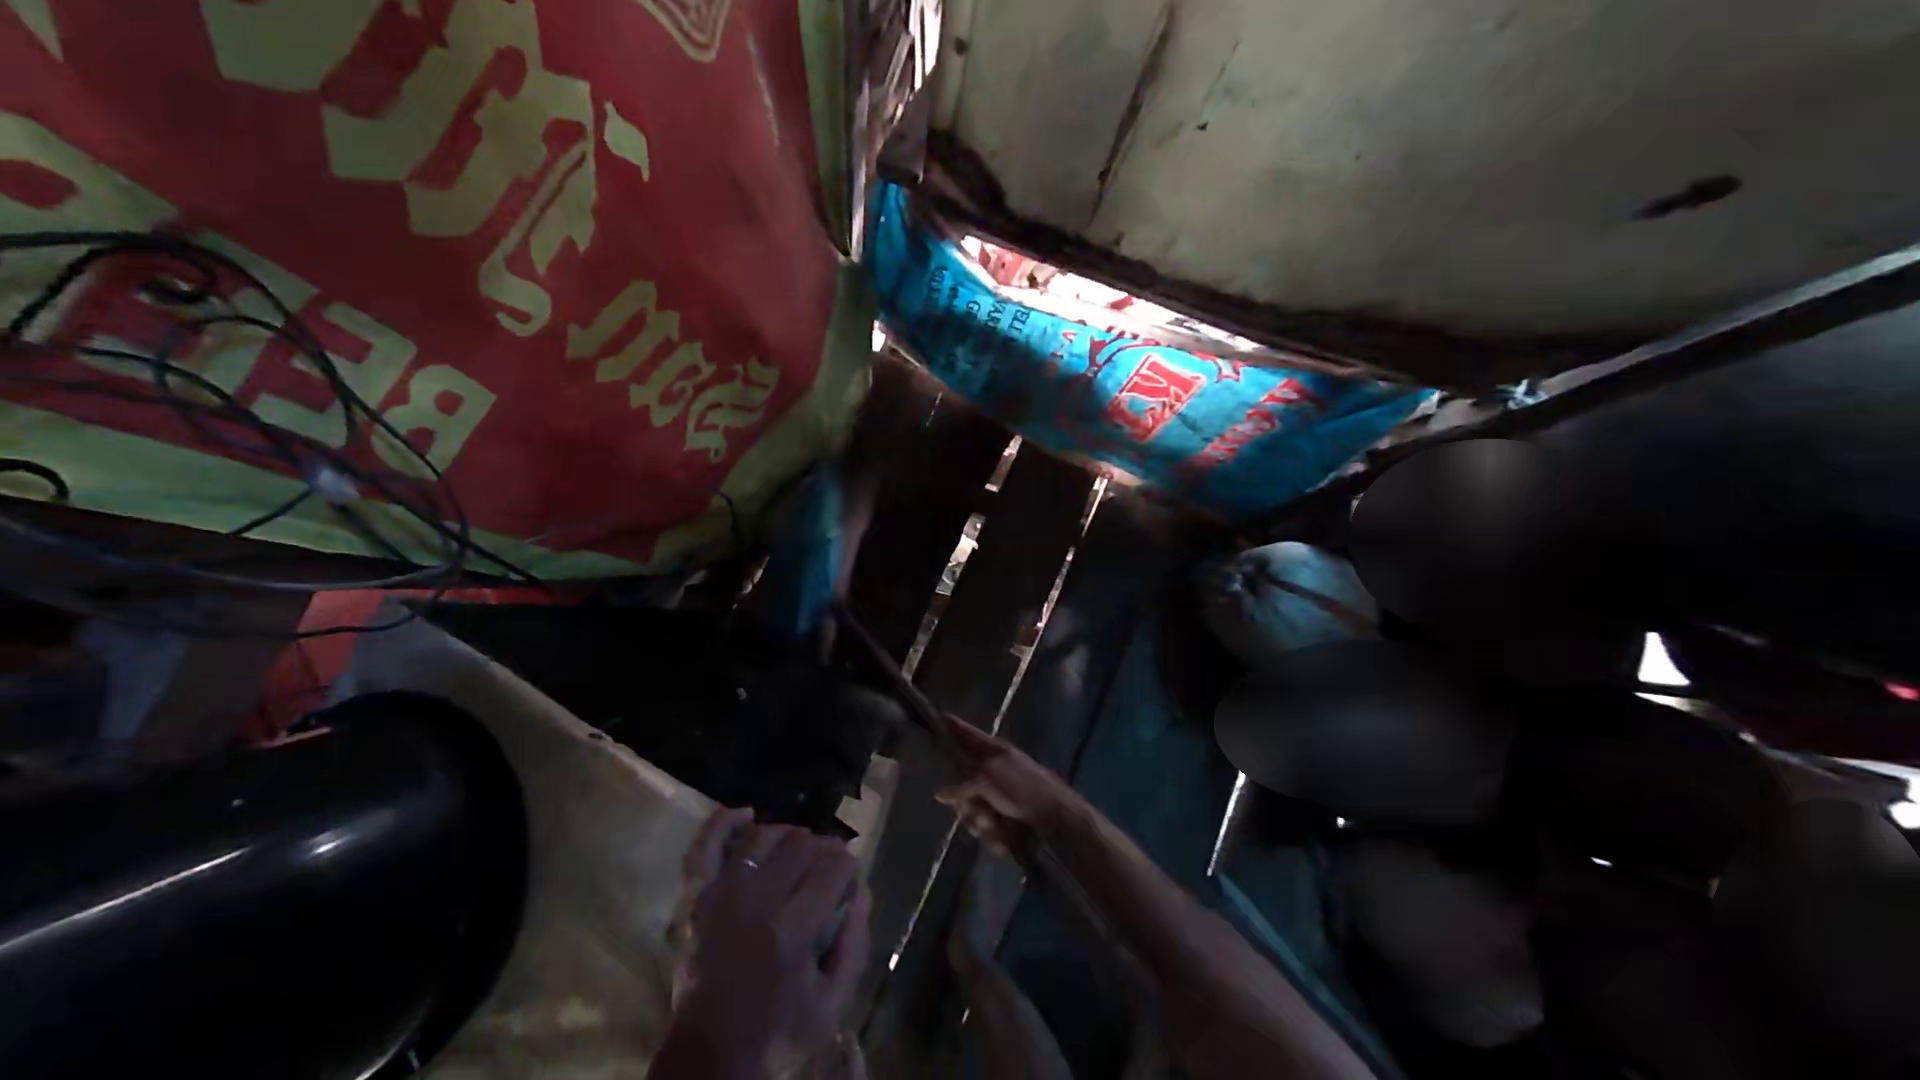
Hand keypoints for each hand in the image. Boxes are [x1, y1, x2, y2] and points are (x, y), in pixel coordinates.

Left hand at [671, 809, 870, 1067]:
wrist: (708, 1054)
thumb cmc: (775, 1030)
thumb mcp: (832, 1002)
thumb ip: (855, 944)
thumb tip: (861, 891)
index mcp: (792, 929)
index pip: (834, 868)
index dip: (850, 867)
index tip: (851, 879)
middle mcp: (757, 900)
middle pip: (803, 846)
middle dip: (826, 849)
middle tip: (831, 867)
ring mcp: (722, 893)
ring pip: (764, 836)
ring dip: (790, 836)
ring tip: (801, 850)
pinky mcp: (697, 897)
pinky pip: (706, 845)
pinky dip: (724, 822)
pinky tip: (747, 813)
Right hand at [936, 719, 1079, 856]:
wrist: (1057, 820)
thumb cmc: (1023, 789)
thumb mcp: (988, 779)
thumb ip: (962, 785)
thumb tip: (939, 793)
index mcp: (995, 752)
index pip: (969, 735)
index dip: (955, 727)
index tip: (942, 715)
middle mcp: (996, 772)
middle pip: (963, 783)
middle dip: (967, 803)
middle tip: (978, 810)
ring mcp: (1001, 797)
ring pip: (971, 811)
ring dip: (981, 823)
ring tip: (996, 827)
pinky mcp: (1007, 821)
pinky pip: (985, 829)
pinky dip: (993, 836)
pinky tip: (1003, 841)